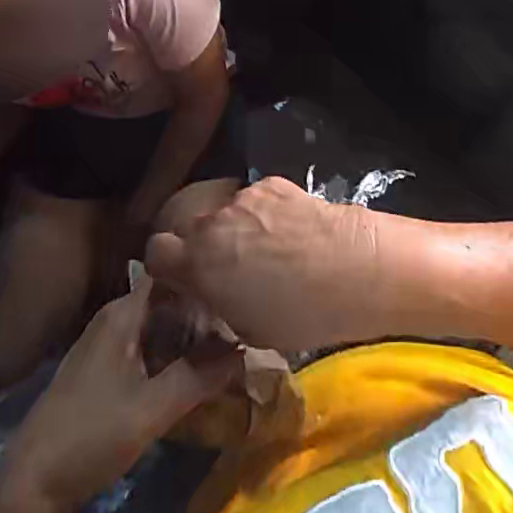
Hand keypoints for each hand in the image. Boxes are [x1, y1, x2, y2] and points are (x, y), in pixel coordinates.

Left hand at [0, 275, 240, 512]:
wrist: (33, 479)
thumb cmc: (92, 432)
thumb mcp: (151, 409)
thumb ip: (198, 377)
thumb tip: (244, 351)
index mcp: (123, 312)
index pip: (169, 273)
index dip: (202, 274)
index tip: (237, 285)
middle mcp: (116, 317)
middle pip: (168, 299)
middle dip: (203, 309)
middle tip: (243, 320)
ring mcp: (110, 343)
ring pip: (161, 324)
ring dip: (191, 334)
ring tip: (230, 341)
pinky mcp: (108, 367)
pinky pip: (150, 345)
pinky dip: (174, 351)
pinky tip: (197, 368)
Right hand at [144, 177, 394, 353]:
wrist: (357, 269)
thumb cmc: (304, 315)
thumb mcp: (250, 329)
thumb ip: (219, 305)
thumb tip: (214, 293)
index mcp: (199, 263)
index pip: (156, 252)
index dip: (167, 265)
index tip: (186, 278)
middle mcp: (212, 224)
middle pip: (193, 230)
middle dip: (206, 247)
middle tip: (235, 267)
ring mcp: (242, 198)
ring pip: (226, 214)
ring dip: (237, 229)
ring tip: (272, 248)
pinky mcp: (271, 183)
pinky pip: (256, 200)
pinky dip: (266, 213)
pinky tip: (292, 230)